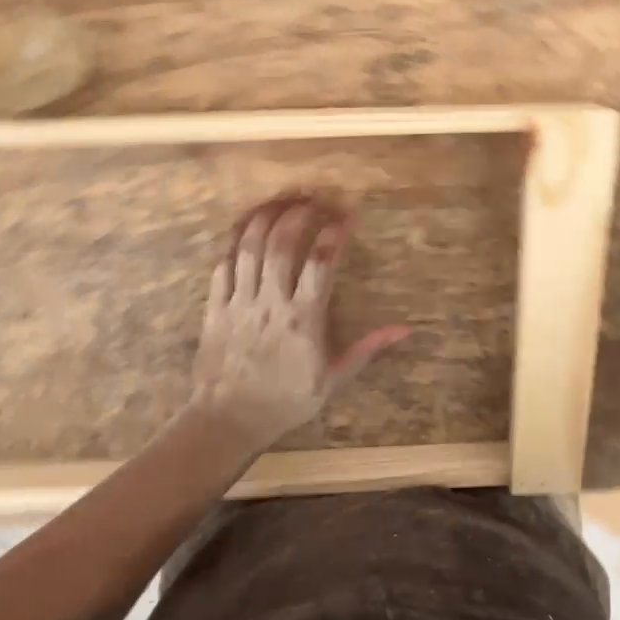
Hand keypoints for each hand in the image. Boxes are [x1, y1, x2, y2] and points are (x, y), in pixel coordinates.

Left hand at [189, 196, 411, 451]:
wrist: (228, 420)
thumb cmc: (285, 403)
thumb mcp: (333, 380)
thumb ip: (366, 349)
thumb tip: (405, 329)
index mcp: (302, 320)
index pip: (321, 263)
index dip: (335, 233)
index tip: (347, 215)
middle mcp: (270, 304)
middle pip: (281, 244)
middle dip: (297, 214)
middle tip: (311, 199)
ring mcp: (239, 303)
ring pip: (248, 247)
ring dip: (264, 217)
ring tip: (279, 200)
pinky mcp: (214, 307)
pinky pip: (222, 265)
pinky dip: (234, 241)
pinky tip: (245, 226)